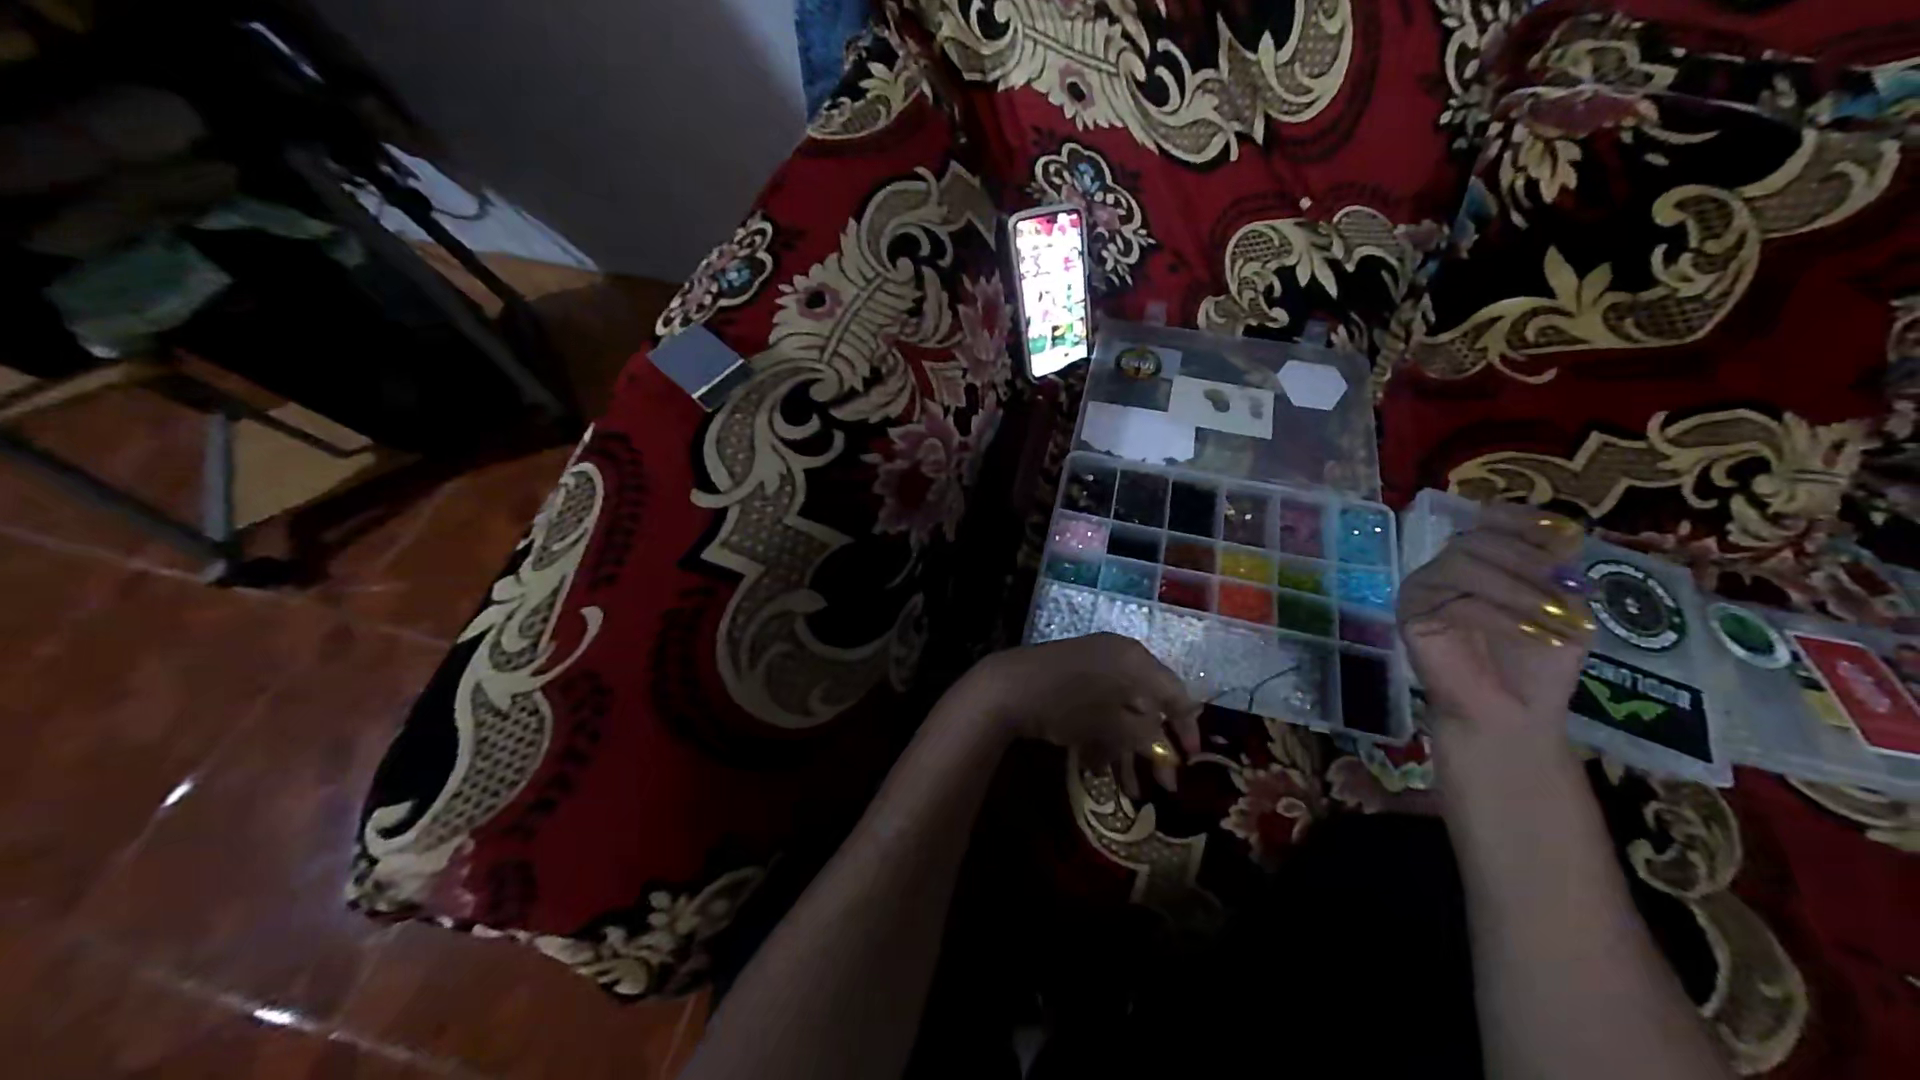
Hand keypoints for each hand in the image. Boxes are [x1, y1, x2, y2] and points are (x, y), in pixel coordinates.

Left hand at [959, 634, 1200, 794]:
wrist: (1005, 689)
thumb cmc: (1067, 705)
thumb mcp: (1114, 727)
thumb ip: (1147, 738)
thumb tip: (1167, 751)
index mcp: (1136, 660)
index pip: (1176, 693)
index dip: (1187, 729)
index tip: (1191, 761)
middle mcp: (1119, 658)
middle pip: (1148, 706)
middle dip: (1156, 749)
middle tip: (1165, 785)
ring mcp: (1092, 667)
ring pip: (1121, 712)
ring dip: (1128, 751)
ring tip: (1133, 790)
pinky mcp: (1070, 680)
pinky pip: (1098, 709)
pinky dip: (1103, 737)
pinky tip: (1099, 768)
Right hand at [1398, 502, 1595, 733]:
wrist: (1511, 713)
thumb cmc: (1537, 662)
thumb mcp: (1564, 607)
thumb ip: (1557, 570)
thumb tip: (1563, 535)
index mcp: (1476, 561)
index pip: (1489, 521)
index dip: (1524, 520)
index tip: (1565, 535)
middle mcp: (1442, 569)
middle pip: (1476, 540)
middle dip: (1528, 561)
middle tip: (1569, 591)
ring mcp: (1422, 590)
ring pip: (1462, 564)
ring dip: (1517, 589)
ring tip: (1556, 618)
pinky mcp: (1411, 617)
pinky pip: (1456, 602)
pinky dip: (1501, 617)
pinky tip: (1534, 635)